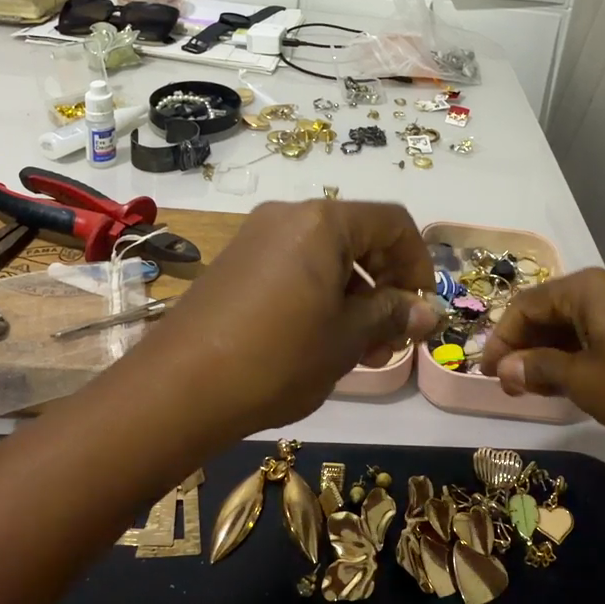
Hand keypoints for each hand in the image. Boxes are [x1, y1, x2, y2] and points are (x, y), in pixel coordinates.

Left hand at [129, 200, 440, 435]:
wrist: (177, 389)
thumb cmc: (277, 357)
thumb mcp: (346, 339)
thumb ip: (391, 316)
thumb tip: (427, 311)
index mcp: (322, 222)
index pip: (393, 223)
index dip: (418, 264)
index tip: (421, 309)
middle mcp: (289, 215)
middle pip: (358, 236)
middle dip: (384, 285)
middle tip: (391, 340)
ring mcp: (257, 237)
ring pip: (325, 255)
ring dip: (353, 295)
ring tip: (358, 351)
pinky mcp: (236, 262)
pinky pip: (294, 266)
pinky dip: (319, 295)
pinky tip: (319, 341)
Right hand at [478, 269, 604, 453]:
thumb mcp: (585, 383)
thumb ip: (540, 369)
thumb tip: (504, 369)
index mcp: (587, 288)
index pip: (527, 304)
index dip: (501, 338)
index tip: (485, 373)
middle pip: (551, 308)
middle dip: (525, 344)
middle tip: (508, 383)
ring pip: (576, 321)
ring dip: (551, 350)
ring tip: (536, 387)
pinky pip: (601, 329)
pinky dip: (579, 351)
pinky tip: (575, 381)